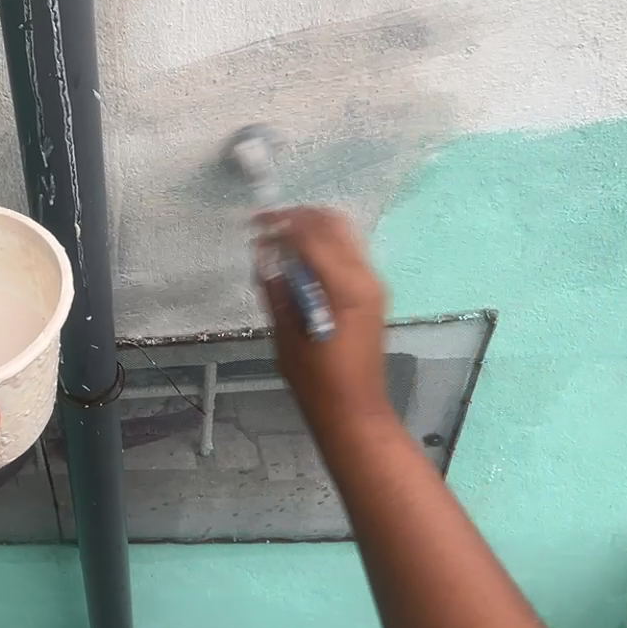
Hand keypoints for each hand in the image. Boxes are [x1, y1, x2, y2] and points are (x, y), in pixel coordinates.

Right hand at [254, 207, 392, 432]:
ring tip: (279, 237)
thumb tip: (264, 255)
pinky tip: (298, 257)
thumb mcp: (286, 333)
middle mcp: (365, 277)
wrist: (354, 410)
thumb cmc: (316, 379)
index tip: (253, 225)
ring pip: (342, 233)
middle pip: (332, 224)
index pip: (310, 236)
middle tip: (265, 225)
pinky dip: (322, 244)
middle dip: (297, 218)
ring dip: (310, 227)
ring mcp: (373, 283)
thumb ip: (276, 289)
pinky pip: (347, 251)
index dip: (279, 225)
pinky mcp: (372, 292)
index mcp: (344, 288)